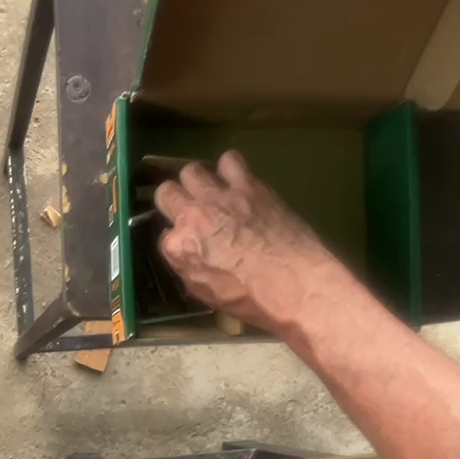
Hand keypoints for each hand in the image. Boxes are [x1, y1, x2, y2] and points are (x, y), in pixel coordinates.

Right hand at [152, 150, 352, 331]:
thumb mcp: (206, 294)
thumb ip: (187, 267)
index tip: (188, 244)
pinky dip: (229, 169)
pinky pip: (229, 160)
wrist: (295, 282)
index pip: (164, 234)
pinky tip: (236, 182)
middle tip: (191, 211)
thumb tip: (183, 251)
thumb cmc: (251, 298)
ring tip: (212, 192)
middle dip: (175, 200)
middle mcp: (193, 215)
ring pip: (192, 170)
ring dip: (198, 181)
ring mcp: (220, 196)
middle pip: (167, 192)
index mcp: (179, 246)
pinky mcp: (248, 184)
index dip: (177, 239)